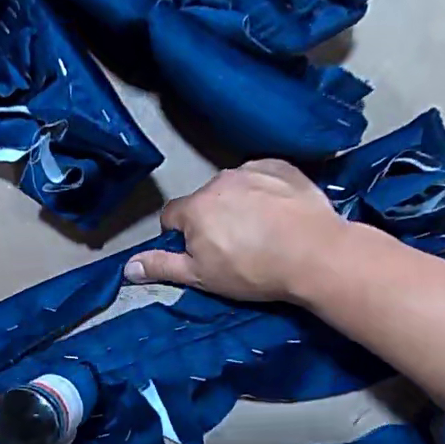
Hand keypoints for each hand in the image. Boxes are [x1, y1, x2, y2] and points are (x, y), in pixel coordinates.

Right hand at [124, 159, 353, 302]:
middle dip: (212, 219)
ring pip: (232, 187)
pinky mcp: (282, 167)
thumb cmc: (254, 270)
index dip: (182, 236)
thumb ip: (162, 266)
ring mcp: (252, 170)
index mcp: (194, 207)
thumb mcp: (201, 276)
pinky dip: (265, 189)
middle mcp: (218, 181)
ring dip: (238, 202)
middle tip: (236, 247)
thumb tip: (127, 266)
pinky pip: (262, 174)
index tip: (202, 253)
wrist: (317, 255)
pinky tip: (279, 211)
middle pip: (203, 201)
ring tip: (262, 230)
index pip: (171, 216)